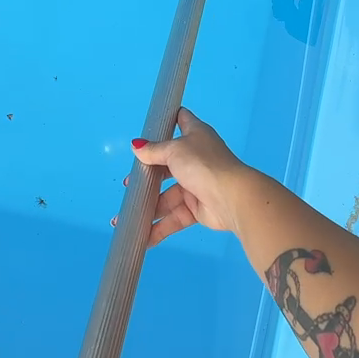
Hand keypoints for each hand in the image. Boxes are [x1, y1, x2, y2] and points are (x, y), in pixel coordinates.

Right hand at [132, 108, 257, 244]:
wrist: (231, 198)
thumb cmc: (203, 164)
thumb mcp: (174, 151)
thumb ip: (153, 151)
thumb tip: (137, 146)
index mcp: (195, 135)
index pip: (181, 120)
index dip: (167, 121)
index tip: (151, 125)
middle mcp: (195, 158)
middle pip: (167, 165)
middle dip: (148, 176)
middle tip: (129, 185)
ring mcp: (196, 184)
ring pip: (168, 196)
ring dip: (149, 207)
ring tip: (127, 217)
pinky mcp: (197, 208)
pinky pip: (175, 217)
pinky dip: (160, 227)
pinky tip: (143, 237)